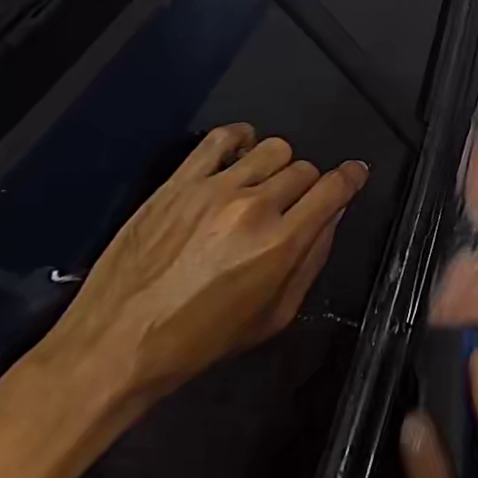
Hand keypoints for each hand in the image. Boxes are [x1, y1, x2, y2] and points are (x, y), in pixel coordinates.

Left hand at [47, 123, 369, 400]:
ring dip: (277, 165)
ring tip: (263, 184)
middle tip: (291, 208)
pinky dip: (240, 136)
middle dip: (307, 186)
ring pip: (271, 148)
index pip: (332, 190)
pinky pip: (221, 137)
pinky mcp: (181, 179)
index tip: (355, 172)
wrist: (121, 338)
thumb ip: (310, 262)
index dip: (351, 177)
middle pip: (302, 169)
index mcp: (281, 244)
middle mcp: (254, 206)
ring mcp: (214, 187)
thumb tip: (331, 218)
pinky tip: (240, 149)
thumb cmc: (201, 340)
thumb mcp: (271, 318)